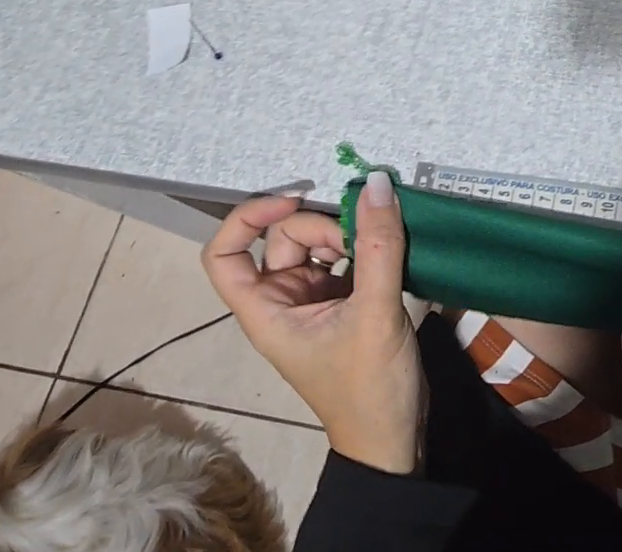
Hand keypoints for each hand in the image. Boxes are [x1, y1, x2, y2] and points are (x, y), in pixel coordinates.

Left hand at [202, 171, 423, 474]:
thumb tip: (377, 184)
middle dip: (322, 228)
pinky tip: (390, 247)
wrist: (395, 437)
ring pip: (317, 244)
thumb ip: (378, 247)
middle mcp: (283, 300)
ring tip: (383, 244)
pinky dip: (364, 246)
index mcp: (266, 310)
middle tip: (364, 237)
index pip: (225, 255)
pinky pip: (345, 257)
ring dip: (347, 235)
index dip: (249, 218)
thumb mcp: (374, 313)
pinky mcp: (344, 301)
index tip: (295, 201)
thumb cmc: (368, 387)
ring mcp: (313, 300)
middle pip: (283, 239)